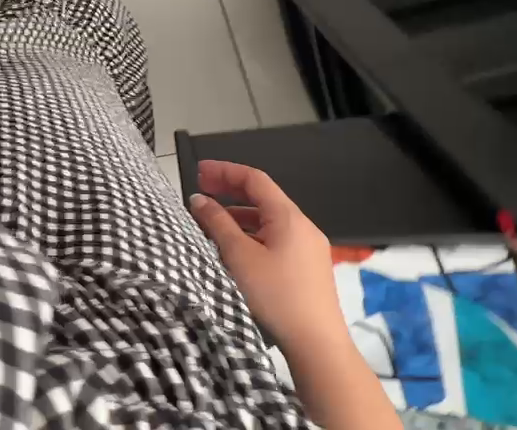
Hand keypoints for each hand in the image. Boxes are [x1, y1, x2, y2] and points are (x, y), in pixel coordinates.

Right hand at [189, 160, 346, 354]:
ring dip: (238, 214)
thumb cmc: (275, 294)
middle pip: (263, 197)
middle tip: (201, 191)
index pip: (255, 179)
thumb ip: (217, 222)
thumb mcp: (238, 254)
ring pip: (268, 219)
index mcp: (289, 218)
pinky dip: (251, 233)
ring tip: (211, 222)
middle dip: (230, 191)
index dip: (224, 171)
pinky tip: (234, 247)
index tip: (198, 172)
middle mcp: (303, 227)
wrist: (317, 346)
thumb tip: (199, 199)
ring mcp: (309, 249)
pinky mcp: (308, 268)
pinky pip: (275, 238)